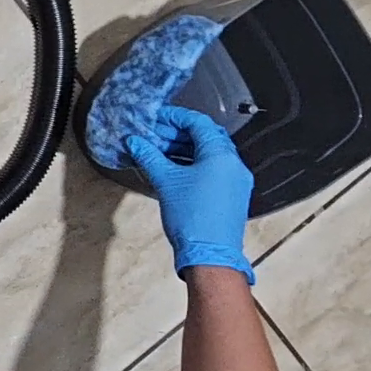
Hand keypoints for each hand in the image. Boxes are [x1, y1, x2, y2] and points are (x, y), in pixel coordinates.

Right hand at [125, 105, 254, 283]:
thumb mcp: (165, 182)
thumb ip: (149, 157)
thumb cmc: (191, 216)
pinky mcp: (232, 194)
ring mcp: (235, 180)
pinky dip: (193, 163)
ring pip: (210, 154)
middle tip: (154, 133)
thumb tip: (134, 141)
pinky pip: (213, 169)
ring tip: (159, 150)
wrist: (209, 253)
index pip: (199, 124)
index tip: (156, 116)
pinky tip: (173, 168)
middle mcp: (234, 164)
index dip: (176, 117)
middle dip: (179, 132)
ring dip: (185, 148)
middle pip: (207, 137)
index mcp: (221, 156)